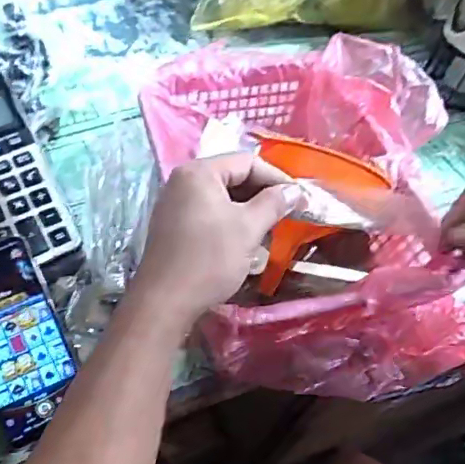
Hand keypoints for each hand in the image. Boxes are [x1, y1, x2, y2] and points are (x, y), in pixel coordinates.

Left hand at [130, 153, 301, 325]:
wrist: (165, 301)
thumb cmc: (209, 260)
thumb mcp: (248, 229)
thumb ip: (274, 203)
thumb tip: (295, 191)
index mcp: (198, 173)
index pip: (247, 162)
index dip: (277, 178)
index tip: (299, 198)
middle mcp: (181, 182)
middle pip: (232, 178)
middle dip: (261, 196)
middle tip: (285, 216)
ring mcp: (173, 205)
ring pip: (220, 200)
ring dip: (247, 213)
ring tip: (267, 233)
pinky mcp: (172, 228)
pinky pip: (207, 216)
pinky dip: (228, 224)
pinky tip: (243, 244)